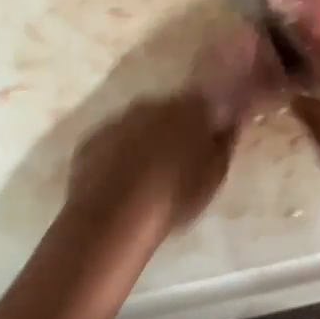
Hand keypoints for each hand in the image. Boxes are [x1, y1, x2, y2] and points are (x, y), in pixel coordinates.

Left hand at [67, 93, 233, 230]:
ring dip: (145, 140)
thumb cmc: (175, 195)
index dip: (208, 117)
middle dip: (175, 128)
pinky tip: (122, 180)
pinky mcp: (90, 141)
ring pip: (138, 124)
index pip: (204, 100)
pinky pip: (112, 142)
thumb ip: (224, 143)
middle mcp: (152, 104)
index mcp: (188, 108)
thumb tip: (229, 123)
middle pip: (168, 110)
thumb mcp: (215, 175)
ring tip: (150, 173)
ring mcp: (117, 120)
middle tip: (180, 158)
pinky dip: (118, 154)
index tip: (210, 135)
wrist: (114, 217)